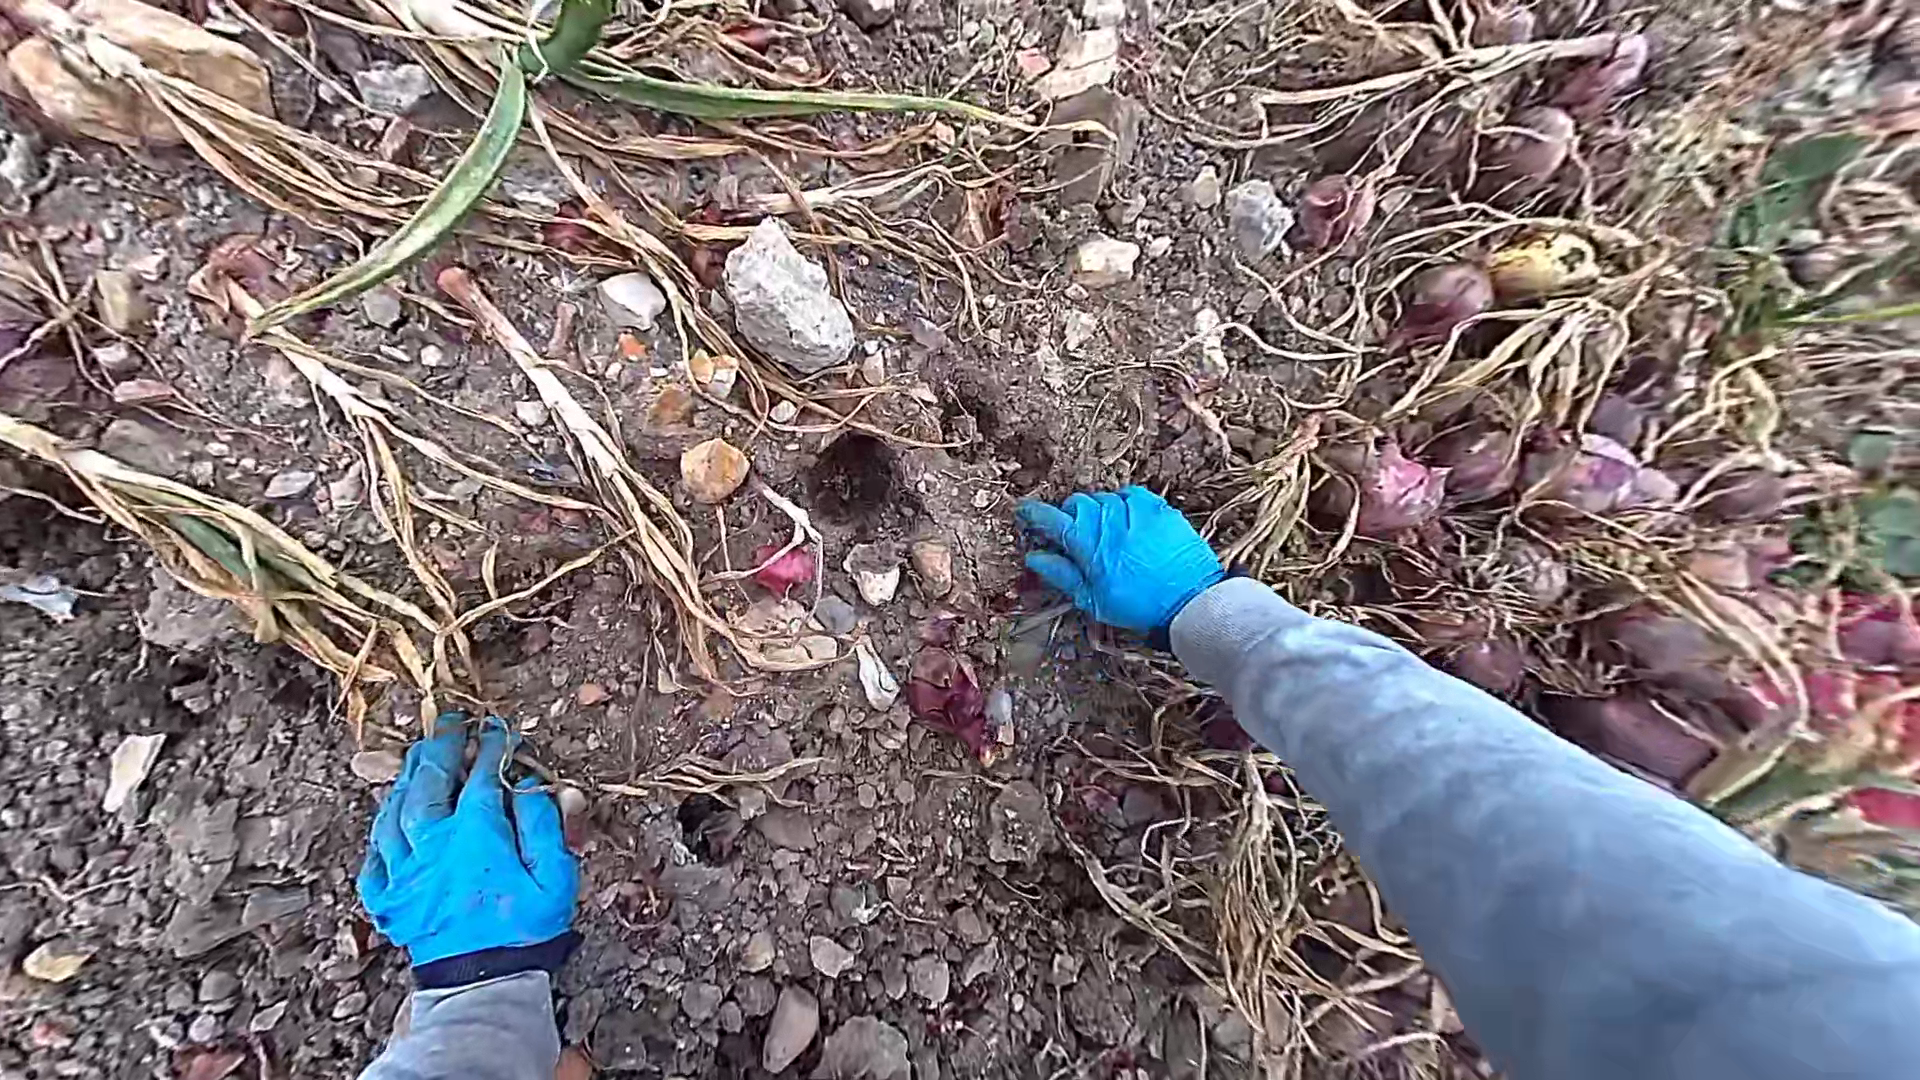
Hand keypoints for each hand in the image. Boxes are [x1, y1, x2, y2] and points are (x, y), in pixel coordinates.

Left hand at [357, 715, 578, 966]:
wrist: (484, 979)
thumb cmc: (527, 920)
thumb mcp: (555, 869)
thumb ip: (545, 822)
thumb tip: (537, 783)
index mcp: (476, 838)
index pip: (481, 779)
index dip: (491, 749)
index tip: (499, 728)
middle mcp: (432, 850)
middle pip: (428, 788)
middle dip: (440, 750)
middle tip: (447, 725)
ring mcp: (405, 875)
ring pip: (394, 816)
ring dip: (406, 780)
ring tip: (417, 756)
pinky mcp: (389, 899)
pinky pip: (374, 857)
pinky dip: (380, 829)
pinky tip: (389, 815)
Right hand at [1017, 486, 1224, 634]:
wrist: (1190, 600)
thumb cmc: (1138, 605)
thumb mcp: (1092, 599)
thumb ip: (1062, 574)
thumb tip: (1034, 557)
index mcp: (1086, 543)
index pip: (1050, 518)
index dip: (1033, 513)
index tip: (1024, 511)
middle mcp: (1106, 519)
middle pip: (1076, 504)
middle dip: (1069, 516)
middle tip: (1075, 535)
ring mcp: (1133, 510)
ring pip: (1102, 498)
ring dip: (1097, 511)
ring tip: (1106, 533)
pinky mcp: (1157, 507)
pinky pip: (1130, 495)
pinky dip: (1123, 504)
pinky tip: (1127, 521)